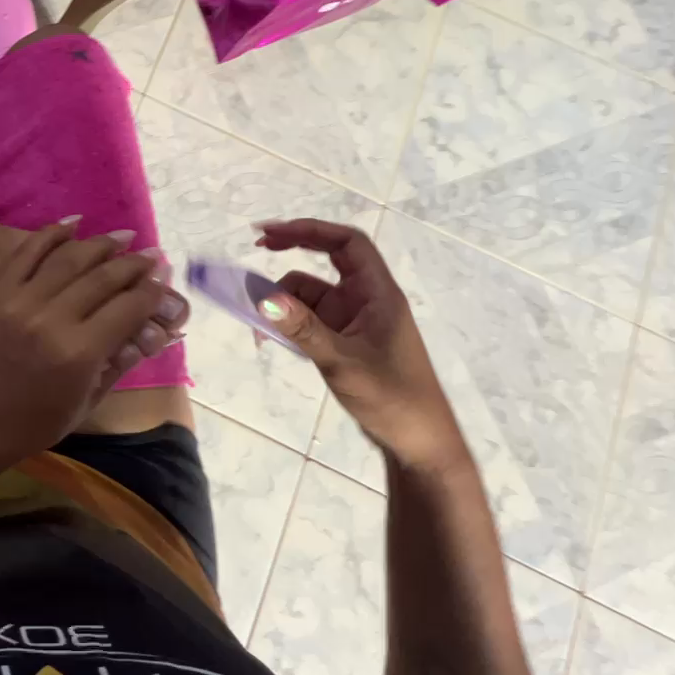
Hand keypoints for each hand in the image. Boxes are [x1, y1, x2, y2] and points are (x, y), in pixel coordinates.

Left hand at [0, 220, 179, 460]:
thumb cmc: (38, 421)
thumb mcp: (90, 399)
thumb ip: (121, 359)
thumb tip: (154, 326)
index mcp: (79, 354)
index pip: (127, 309)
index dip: (150, 290)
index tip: (164, 277)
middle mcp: (50, 321)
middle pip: (101, 279)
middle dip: (133, 263)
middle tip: (151, 253)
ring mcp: (18, 302)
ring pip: (67, 259)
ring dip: (99, 243)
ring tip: (122, 236)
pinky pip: (26, 253)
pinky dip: (51, 234)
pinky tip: (74, 223)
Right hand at [254, 219, 468, 473]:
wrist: (418, 444)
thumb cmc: (392, 399)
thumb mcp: (342, 363)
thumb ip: (301, 329)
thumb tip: (261, 298)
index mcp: (378, 294)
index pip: (347, 244)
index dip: (310, 230)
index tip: (271, 233)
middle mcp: (365, 299)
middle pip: (326, 258)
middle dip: (292, 248)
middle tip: (256, 244)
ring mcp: (352, 319)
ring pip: (308, 292)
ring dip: (280, 299)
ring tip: (255, 322)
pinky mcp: (341, 339)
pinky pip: (306, 318)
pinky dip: (285, 322)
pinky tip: (267, 339)